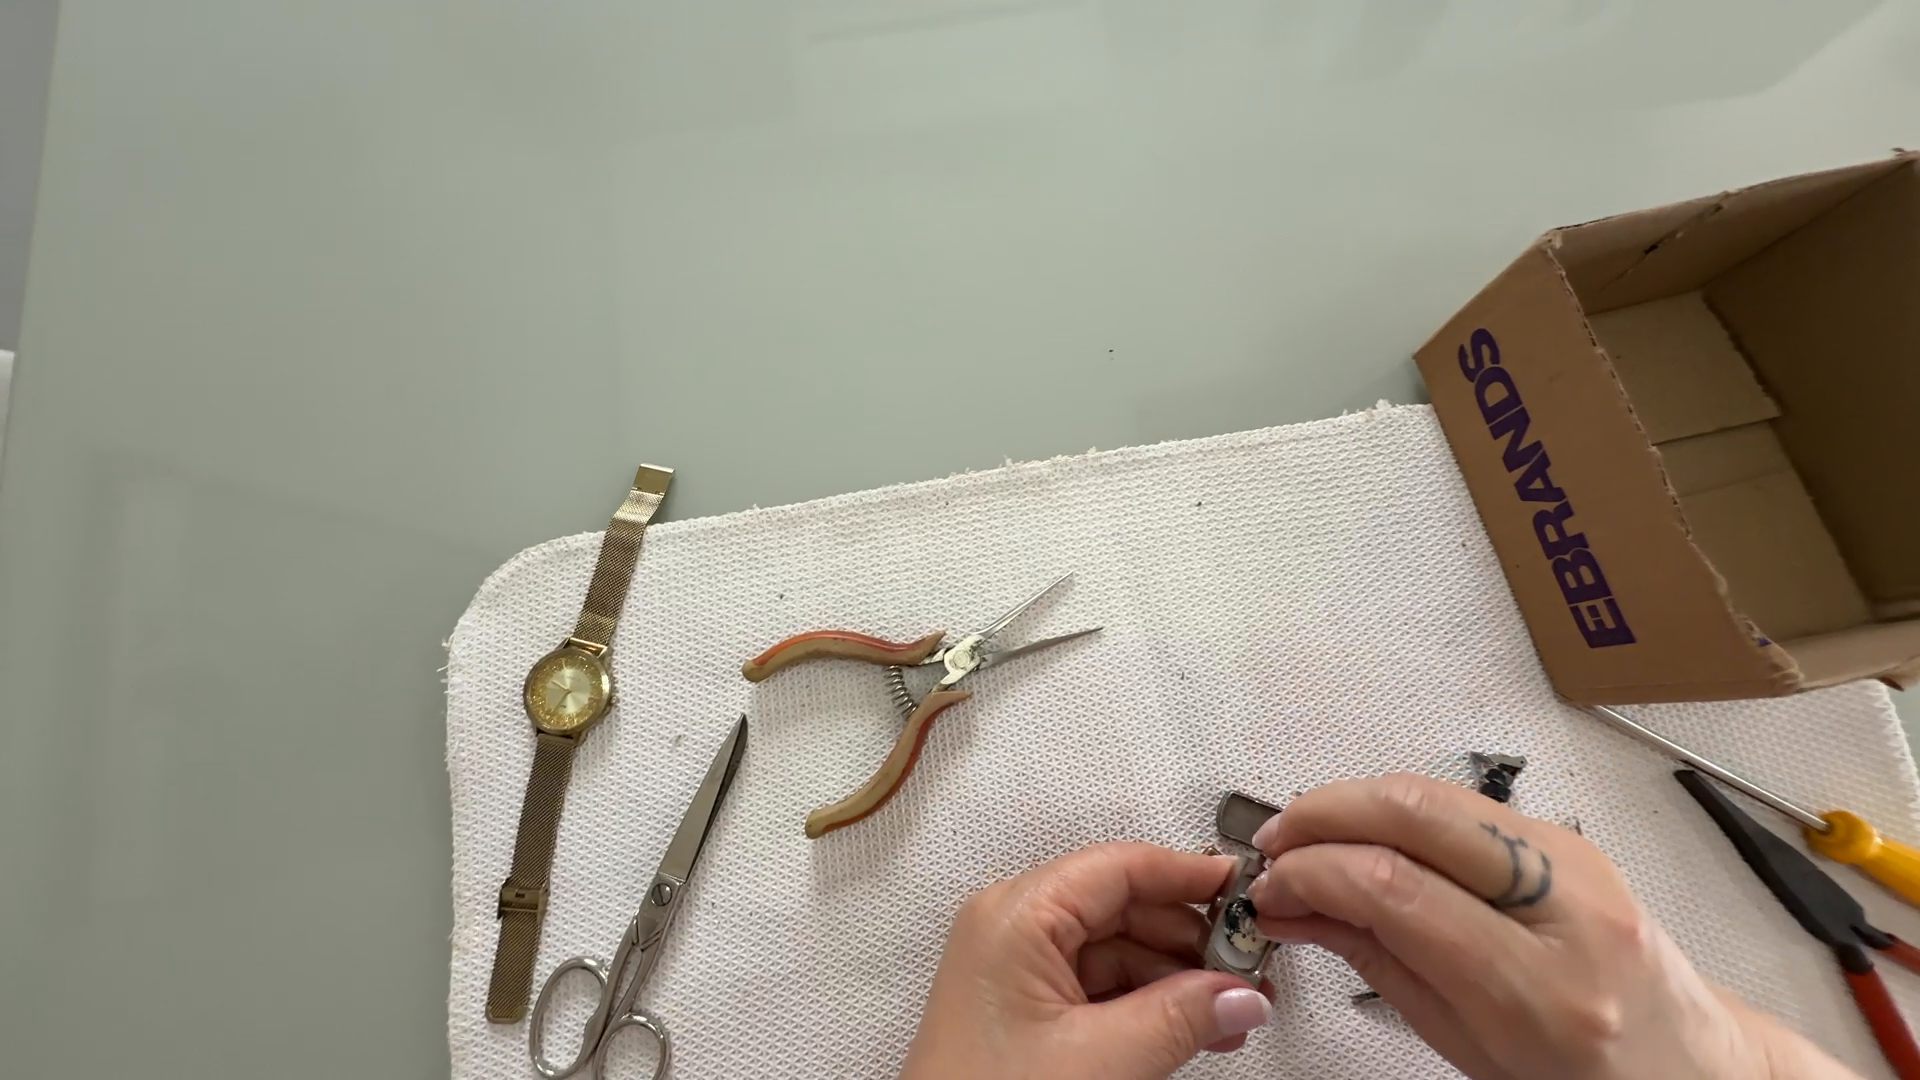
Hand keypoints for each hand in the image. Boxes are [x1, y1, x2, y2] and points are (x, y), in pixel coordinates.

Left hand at [899, 843, 1273, 1079]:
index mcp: (1018, 913)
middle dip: (1187, 934)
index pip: (1115, 867)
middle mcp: (1014, 922)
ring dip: (1175, 974)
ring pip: (1114, 945)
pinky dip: (1147, 1001)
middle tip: (1252, 966)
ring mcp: (1018, 962)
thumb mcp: (1098, 1062)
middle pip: (1118, 903)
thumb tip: (1243, 992)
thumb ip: (1178, 1019)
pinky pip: (1098, 982)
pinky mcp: (1026, 1002)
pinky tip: (1196, 1028)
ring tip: (1236, 1008)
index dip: (1184, 872)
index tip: (1242, 887)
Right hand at [1248, 773, 1861, 1079]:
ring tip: (1303, 832)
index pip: (1392, 887)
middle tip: (1275, 841)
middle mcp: (1565, 909)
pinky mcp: (1560, 834)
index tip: (1271, 887)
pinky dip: (1385, 803)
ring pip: (1425, 789)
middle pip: (1408, 811)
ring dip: (1345, 800)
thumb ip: (1368, 959)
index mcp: (1543, 991)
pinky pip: (1449, 796)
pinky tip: (1357, 827)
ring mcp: (1570, 858)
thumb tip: (1288, 907)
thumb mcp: (1462, 1043)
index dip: (1310, 872)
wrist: (1694, 1071)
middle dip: (1320, 812)